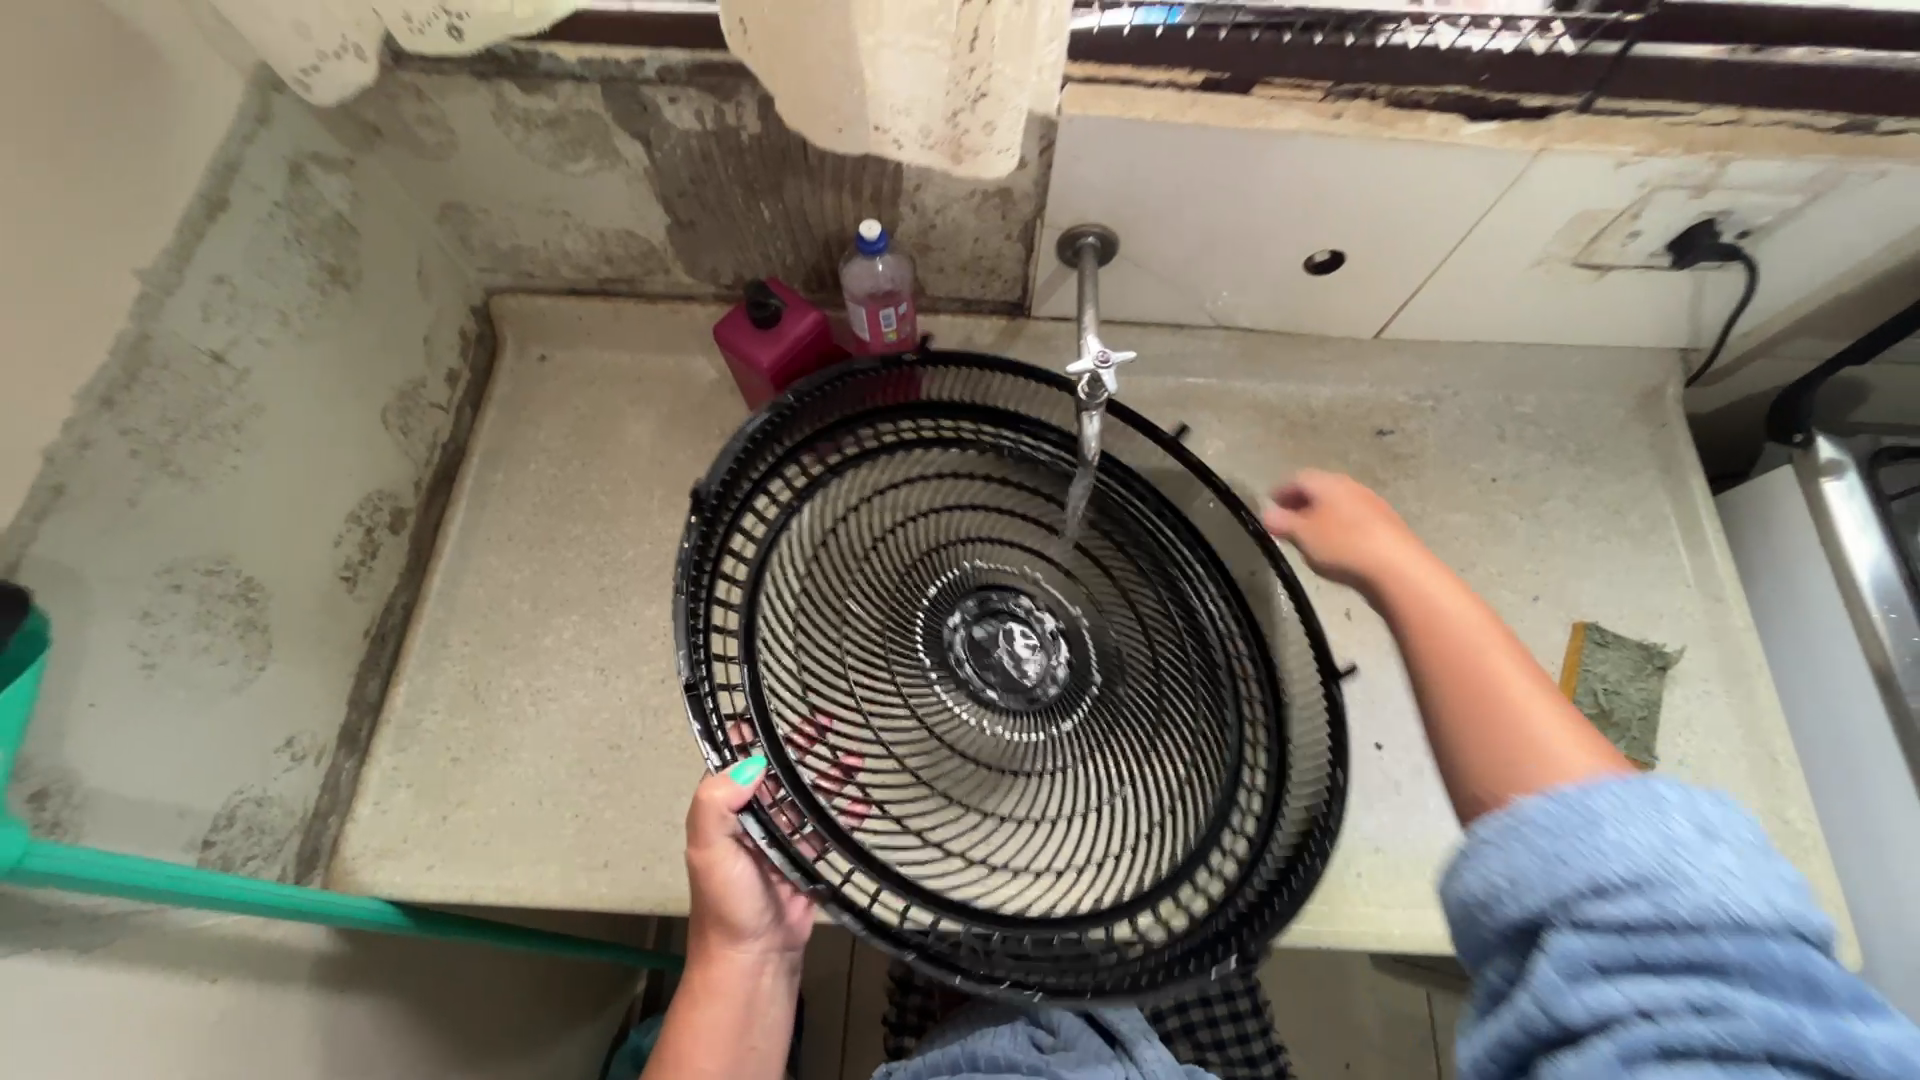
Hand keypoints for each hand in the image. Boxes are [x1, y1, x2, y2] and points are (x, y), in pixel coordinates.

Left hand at [684, 723, 865, 968]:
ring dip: (830, 773)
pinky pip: (829, 825)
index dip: (756, 730)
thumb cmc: (727, 901)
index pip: (739, 757)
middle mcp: (755, 814)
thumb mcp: (708, 849)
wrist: (755, 957)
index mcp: (727, 807)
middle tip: (829, 722)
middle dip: (803, 744)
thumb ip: (717, 803)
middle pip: (781, 768)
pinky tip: (864, 800)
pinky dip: (847, 810)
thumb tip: (752, 761)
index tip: (779, 707)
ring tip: (856, 756)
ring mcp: (784, 834)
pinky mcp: (809, 855)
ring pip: (809, 792)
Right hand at [1263, 469, 1425, 595]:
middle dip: (1300, 502)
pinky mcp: (1386, 525)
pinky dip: (1338, 526)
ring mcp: (1372, 505)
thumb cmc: (1342, 546)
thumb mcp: (1301, 535)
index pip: (1298, 478)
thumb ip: (1281, 522)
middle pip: (1320, 489)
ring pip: (1338, 504)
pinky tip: (1335, 545)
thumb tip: (1267, 513)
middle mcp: (1351, 487)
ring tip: (1308, 535)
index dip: (1281, 490)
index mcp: (1328, 483)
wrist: (1398, 568)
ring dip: (1320, 515)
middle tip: (1286, 519)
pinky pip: (1353, 519)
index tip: (1269, 503)